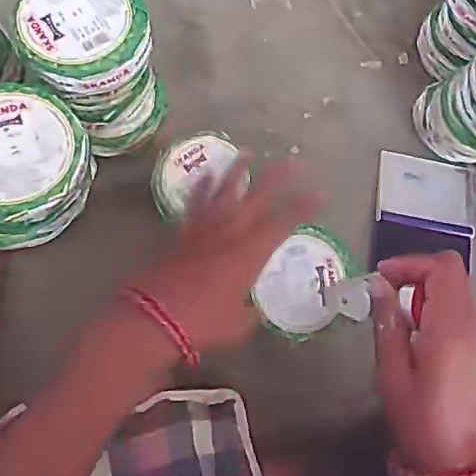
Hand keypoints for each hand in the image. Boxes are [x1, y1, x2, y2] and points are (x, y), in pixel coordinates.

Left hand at [126, 158, 320, 354]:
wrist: (154, 318)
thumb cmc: (203, 322)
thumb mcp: (238, 324)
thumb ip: (249, 311)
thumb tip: (252, 309)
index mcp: (251, 252)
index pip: (284, 221)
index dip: (304, 206)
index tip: (320, 195)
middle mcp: (230, 232)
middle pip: (258, 196)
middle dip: (279, 176)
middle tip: (295, 160)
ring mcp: (205, 229)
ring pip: (224, 190)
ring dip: (238, 169)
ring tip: (249, 152)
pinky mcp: (183, 233)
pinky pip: (195, 202)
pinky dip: (203, 187)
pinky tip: (208, 175)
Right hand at [370, 252, 475, 475]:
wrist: (457, 462)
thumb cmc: (421, 420)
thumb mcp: (392, 372)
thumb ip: (387, 322)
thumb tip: (379, 285)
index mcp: (450, 325)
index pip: (441, 267)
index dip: (410, 262)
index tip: (380, 277)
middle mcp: (469, 322)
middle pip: (451, 270)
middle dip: (416, 270)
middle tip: (385, 289)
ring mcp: (475, 333)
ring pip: (454, 287)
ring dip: (423, 288)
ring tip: (395, 313)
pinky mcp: (474, 345)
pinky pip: (455, 306)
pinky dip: (432, 304)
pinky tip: (412, 330)